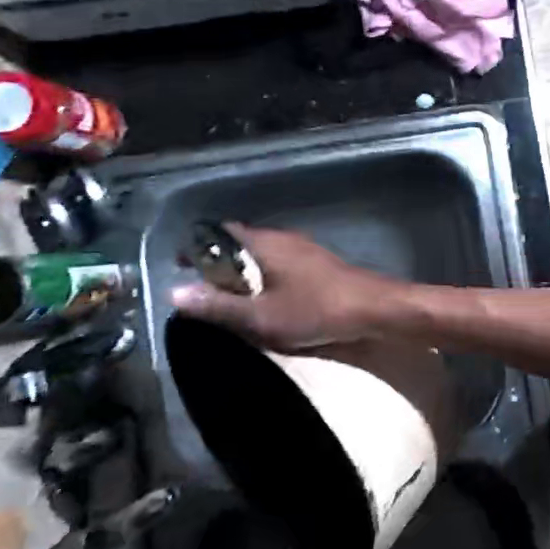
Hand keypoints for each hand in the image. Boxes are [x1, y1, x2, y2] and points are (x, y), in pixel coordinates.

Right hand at [170, 224, 404, 349]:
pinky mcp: (319, 267)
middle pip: (240, 244)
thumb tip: (173, 292)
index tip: (177, 267)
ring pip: (262, 256)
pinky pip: (281, 267)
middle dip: (217, 264)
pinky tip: (264, 302)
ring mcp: (305, 251)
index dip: (196, 247)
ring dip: (243, 274)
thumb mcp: (260, 316)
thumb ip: (217, 305)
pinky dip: (265, 280)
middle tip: (199, 291)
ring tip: (227, 300)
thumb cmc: (316, 309)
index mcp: (265, 243)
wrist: (375, 308)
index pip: (220, 232)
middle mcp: (284, 239)